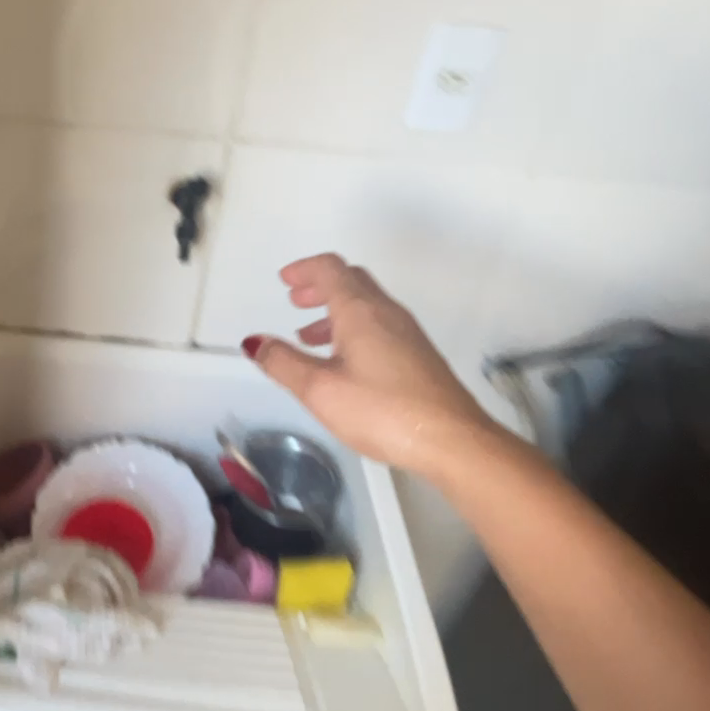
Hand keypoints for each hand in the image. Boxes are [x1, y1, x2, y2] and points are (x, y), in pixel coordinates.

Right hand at [242, 253, 513, 479]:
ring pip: (366, 305)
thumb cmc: (382, 411)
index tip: (284, 280)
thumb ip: (284, 363)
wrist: (454, 442)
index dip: (304, 269)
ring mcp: (407, 334)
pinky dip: (352, 328)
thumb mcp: (320, 390)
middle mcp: (386, 313)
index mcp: (360, 311)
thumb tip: (255, 341)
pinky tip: (343, 362)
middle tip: (294, 301)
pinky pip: (378, 325)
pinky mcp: (418, 356)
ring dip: (334, 310)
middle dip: (319, 286)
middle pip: (351, 280)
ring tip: (309, 337)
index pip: (330, 269)